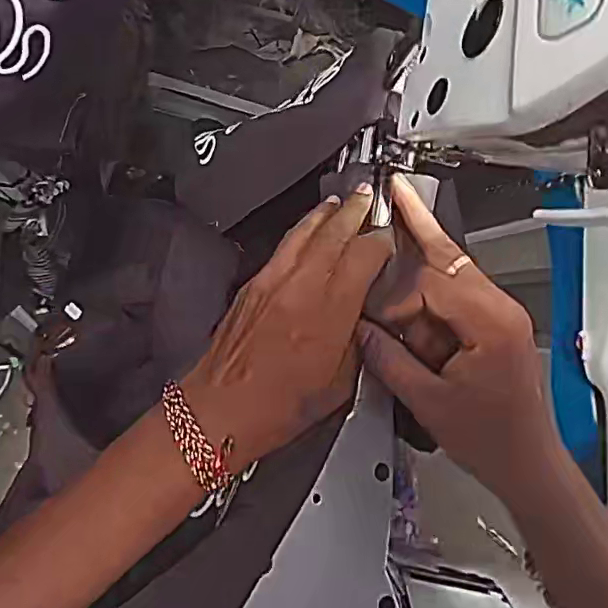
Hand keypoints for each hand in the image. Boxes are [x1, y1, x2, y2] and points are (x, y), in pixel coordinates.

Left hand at [179, 183, 393, 470]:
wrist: (219, 410)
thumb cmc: (276, 405)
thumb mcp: (339, 383)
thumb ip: (356, 341)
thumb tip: (363, 317)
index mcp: (330, 312)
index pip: (364, 255)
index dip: (381, 241)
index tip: (388, 237)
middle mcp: (301, 288)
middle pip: (334, 232)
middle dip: (355, 210)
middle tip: (368, 196)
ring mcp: (273, 282)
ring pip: (305, 232)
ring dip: (326, 214)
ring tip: (339, 202)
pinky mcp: (252, 285)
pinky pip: (283, 246)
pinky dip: (301, 231)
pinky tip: (307, 230)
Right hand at [357, 174, 563, 501]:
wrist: (528, 462)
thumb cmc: (493, 441)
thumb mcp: (429, 403)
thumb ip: (390, 360)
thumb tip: (362, 330)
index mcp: (492, 325)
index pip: (432, 285)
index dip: (397, 301)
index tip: (378, 324)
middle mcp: (501, 310)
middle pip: (451, 257)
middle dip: (419, 227)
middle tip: (397, 194)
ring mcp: (501, 314)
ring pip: (455, 269)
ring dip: (422, 257)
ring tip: (400, 221)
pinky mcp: (495, 323)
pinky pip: (459, 290)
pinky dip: (432, 283)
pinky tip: (414, 271)